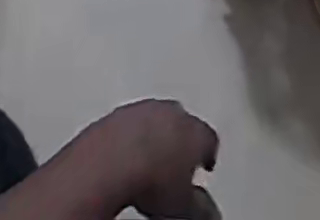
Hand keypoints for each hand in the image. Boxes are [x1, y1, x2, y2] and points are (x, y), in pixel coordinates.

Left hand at [73, 100, 218, 217]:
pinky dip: (132, 137)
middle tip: (177, 164)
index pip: (209, 140)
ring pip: (156, 121)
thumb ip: (200, 208)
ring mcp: (145, 109)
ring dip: (156, 137)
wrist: (110, 162)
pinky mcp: (119, 112)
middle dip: (182, 142)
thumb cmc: (150, 180)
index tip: (204, 165)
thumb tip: (206, 213)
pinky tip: (127, 158)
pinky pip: (131, 123)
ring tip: (150, 163)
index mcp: (195, 131)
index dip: (207, 155)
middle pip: (183, 125)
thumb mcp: (182, 208)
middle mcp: (172, 113)